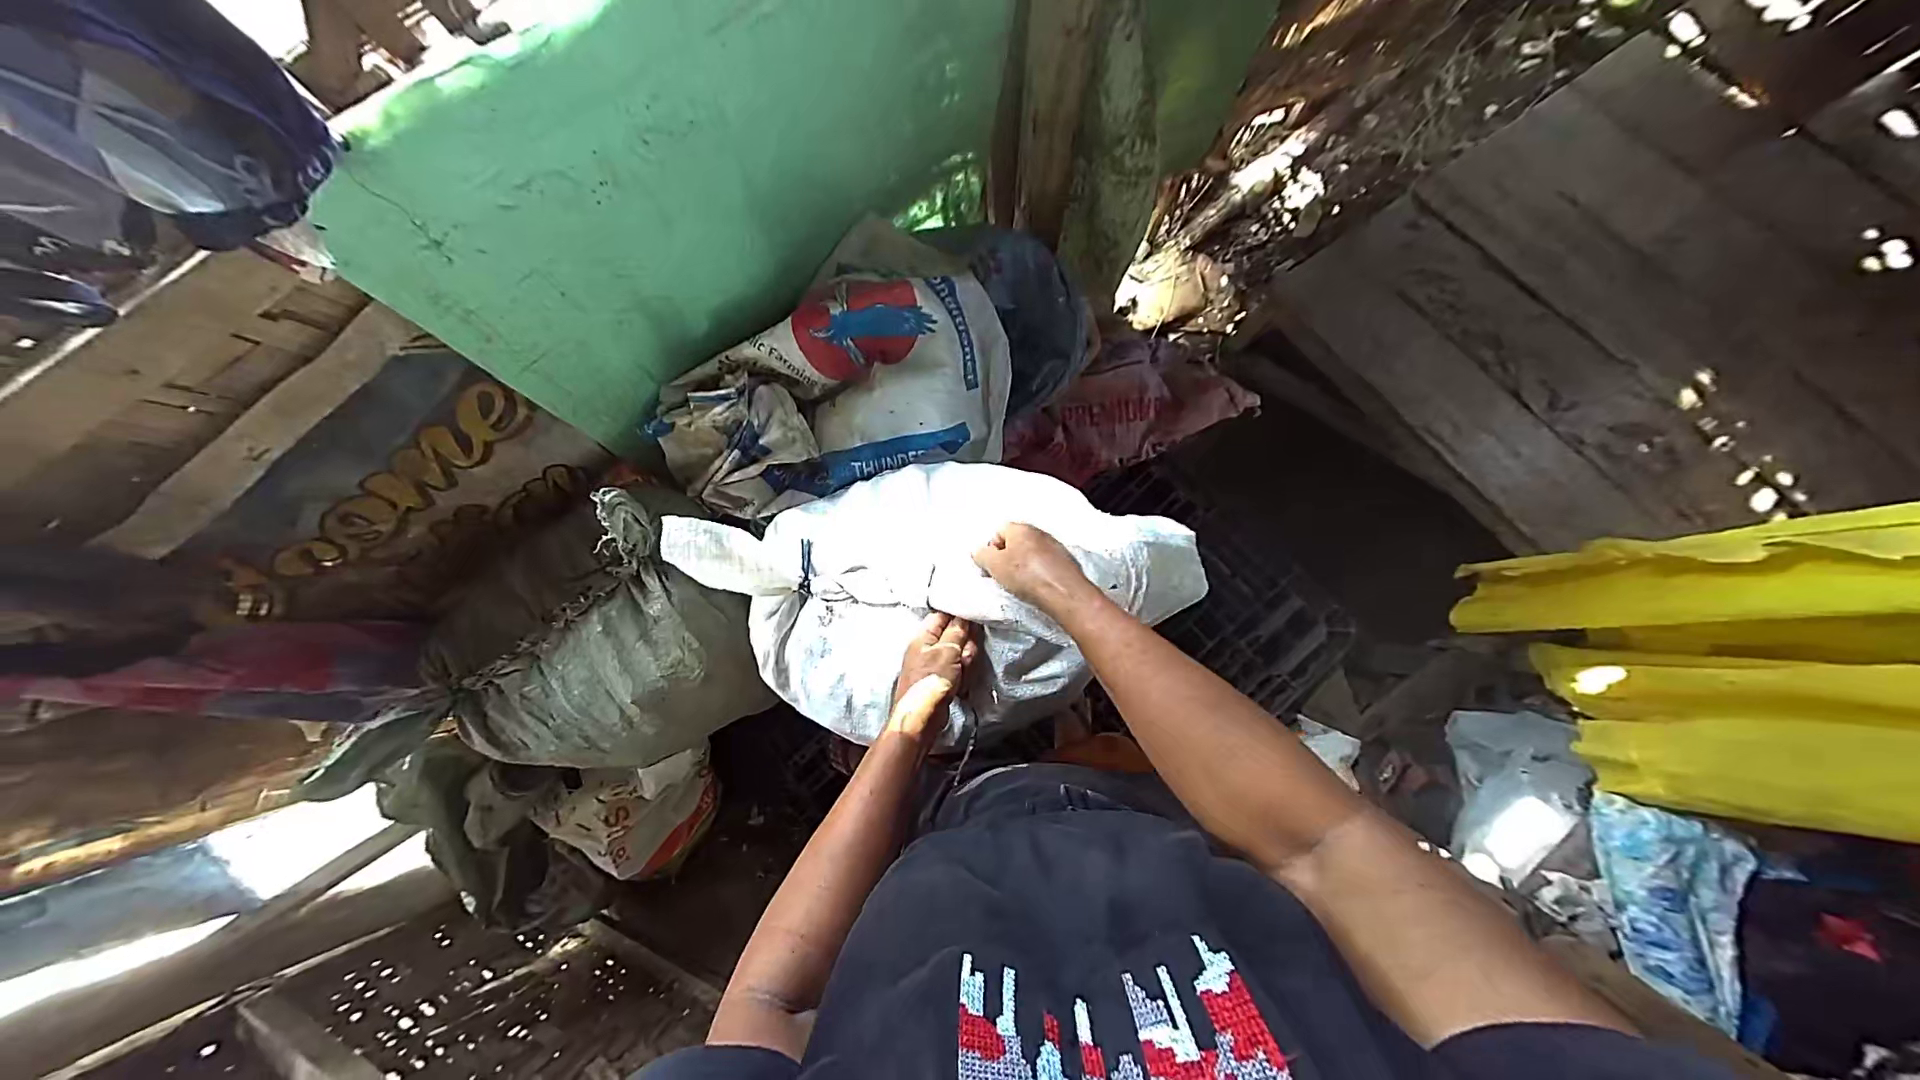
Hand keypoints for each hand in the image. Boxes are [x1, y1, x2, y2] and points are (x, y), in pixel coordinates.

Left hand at [886, 612, 977, 741]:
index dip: (958, 614)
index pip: (942, 615)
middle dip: (965, 645)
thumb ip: (956, 631)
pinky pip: (958, 669)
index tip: (975, 616)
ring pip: (959, 653)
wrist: (922, 717)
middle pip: (954, 635)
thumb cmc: (932, 680)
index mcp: (923, 636)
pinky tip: (961, 683)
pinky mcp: (942, 678)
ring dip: (965, 662)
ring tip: (961, 673)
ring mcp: (935, 663)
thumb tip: (962, 614)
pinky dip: (962, 675)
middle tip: (965, 656)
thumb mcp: (947, 651)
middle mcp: (928, 647)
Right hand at [972, 523, 1095, 616]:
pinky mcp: (1067, 561)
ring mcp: (1056, 546)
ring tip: (1022, 584)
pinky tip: (1038, 585)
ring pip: (1032, 552)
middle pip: (1016, 541)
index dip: (992, 548)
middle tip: (1004, 576)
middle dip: (1008, 557)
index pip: (999, 531)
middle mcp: (1040, 532)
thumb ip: (982, 555)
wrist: (1064, 594)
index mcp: (1021, 528)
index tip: (991, 566)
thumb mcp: (994, 566)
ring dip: (1025, 565)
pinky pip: (1046, 563)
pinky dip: (1040, 572)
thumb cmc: (1026, 576)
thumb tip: (980, 552)